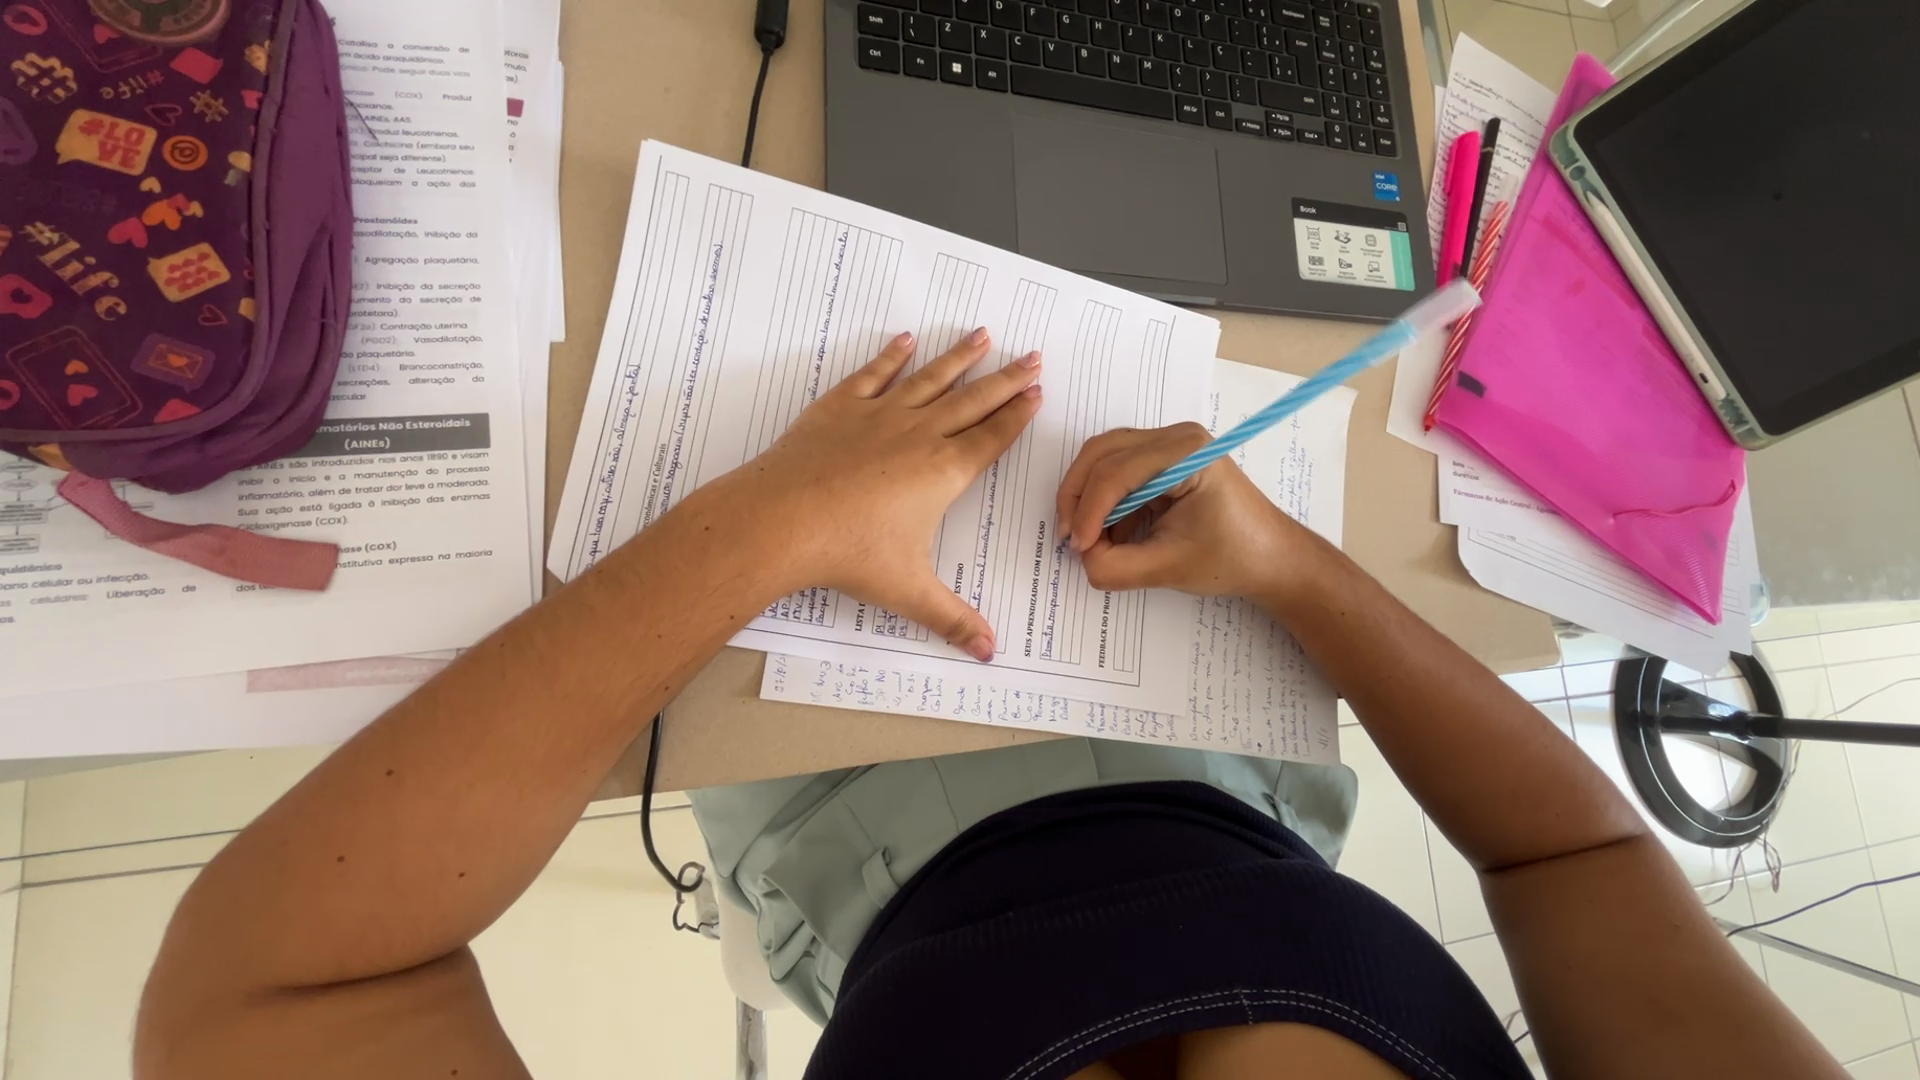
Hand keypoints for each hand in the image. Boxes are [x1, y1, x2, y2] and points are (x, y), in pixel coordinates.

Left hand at [709, 329, 1041, 659]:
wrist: (783, 520)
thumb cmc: (848, 553)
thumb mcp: (907, 591)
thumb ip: (952, 619)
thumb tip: (987, 652)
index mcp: (942, 473)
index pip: (991, 438)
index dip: (1017, 415)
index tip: (1036, 392)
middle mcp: (918, 436)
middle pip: (973, 401)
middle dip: (1006, 379)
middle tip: (1031, 355)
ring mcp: (879, 416)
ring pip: (931, 379)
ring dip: (960, 357)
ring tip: (982, 335)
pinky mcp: (841, 408)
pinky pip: (874, 374)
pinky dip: (892, 356)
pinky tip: (906, 339)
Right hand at [1055, 424, 1308, 598]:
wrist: (1271, 558)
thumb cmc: (1232, 559)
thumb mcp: (1167, 569)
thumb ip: (1114, 566)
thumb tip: (1080, 557)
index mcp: (1185, 452)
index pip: (1116, 472)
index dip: (1089, 511)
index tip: (1079, 549)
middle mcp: (1175, 437)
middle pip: (1101, 454)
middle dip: (1079, 497)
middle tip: (1070, 538)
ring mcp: (1168, 445)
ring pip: (1103, 460)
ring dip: (1088, 499)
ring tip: (1089, 539)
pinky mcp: (1162, 462)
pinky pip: (1117, 473)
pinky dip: (1105, 504)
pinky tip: (1111, 536)